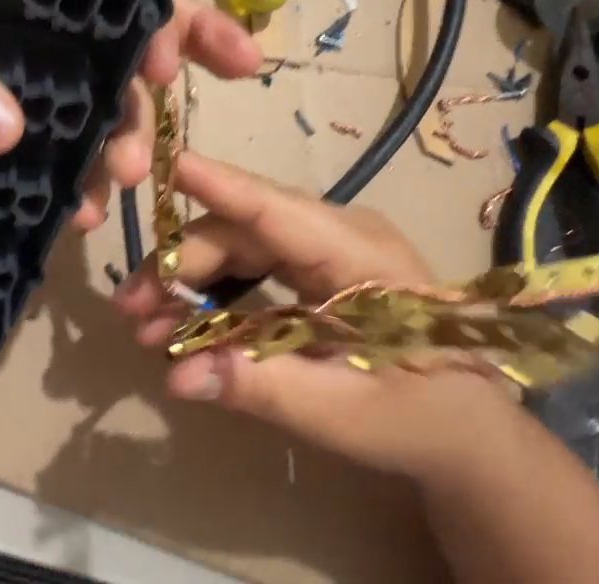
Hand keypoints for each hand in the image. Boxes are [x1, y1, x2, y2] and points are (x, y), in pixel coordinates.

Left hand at [0, 0, 260, 227]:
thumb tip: (12, 128)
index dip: (166, 15)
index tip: (202, 59)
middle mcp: (33, 37)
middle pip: (117, 59)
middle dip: (144, 105)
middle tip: (140, 160)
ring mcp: (27, 90)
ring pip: (98, 115)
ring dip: (118, 152)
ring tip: (111, 193)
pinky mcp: (12, 141)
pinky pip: (65, 159)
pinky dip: (81, 184)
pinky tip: (77, 214)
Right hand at [115, 153, 521, 480]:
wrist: (468, 434)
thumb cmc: (423, 419)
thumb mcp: (345, 414)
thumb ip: (262, 387)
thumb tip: (176, 375)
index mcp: (360, 254)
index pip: (277, 209)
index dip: (220, 186)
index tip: (166, 164)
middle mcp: (336, 234)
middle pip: (241, 230)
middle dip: (179, 264)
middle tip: (129, 310)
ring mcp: (322, 247)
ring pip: (236, 245)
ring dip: (187, 280)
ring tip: (143, 326)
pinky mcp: (310, 267)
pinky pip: (249, 266)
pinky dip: (211, 294)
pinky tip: (180, 325)